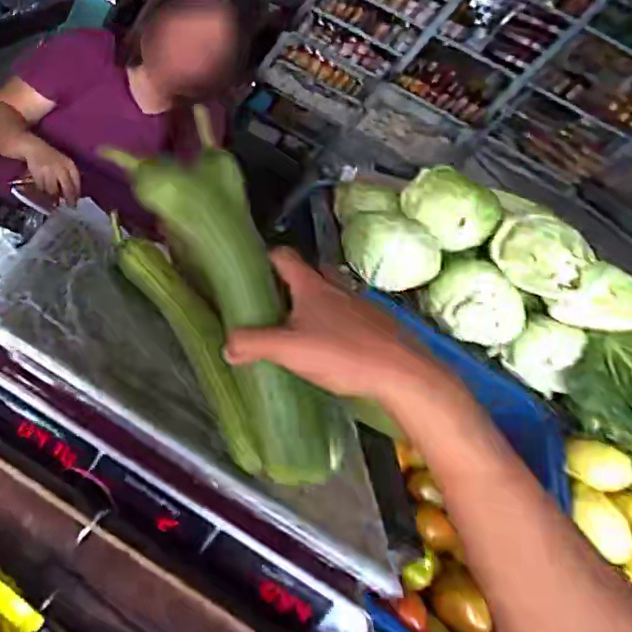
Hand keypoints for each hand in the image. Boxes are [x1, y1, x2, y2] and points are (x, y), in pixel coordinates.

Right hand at [21, 137, 80, 203]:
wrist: (34, 148)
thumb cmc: (52, 158)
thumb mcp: (65, 163)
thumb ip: (70, 176)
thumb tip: (75, 194)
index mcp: (70, 164)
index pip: (76, 181)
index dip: (77, 192)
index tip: (77, 201)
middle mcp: (61, 168)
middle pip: (67, 188)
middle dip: (68, 198)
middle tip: (69, 206)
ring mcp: (49, 172)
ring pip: (53, 191)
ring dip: (53, 196)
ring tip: (54, 198)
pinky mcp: (38, 175)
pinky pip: (42, 188)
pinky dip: (43, 191)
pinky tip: (44, 190)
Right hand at [226, 248, 459, 411]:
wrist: (404, 374)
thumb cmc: (343, 354)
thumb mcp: (289, 350)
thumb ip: (253, 344)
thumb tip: (227, 343)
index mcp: (311, 286)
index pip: (284, 257)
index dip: (266, 258)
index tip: (253, 270)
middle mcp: (337, 288)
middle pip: (310, 273)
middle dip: (292, 283)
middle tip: (274, 303)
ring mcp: (362, 305)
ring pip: (333, 295)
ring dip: (317, 305)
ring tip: (302, 328)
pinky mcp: (380, 325)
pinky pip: (352, 316)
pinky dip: (339, 325)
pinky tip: (334, 348)